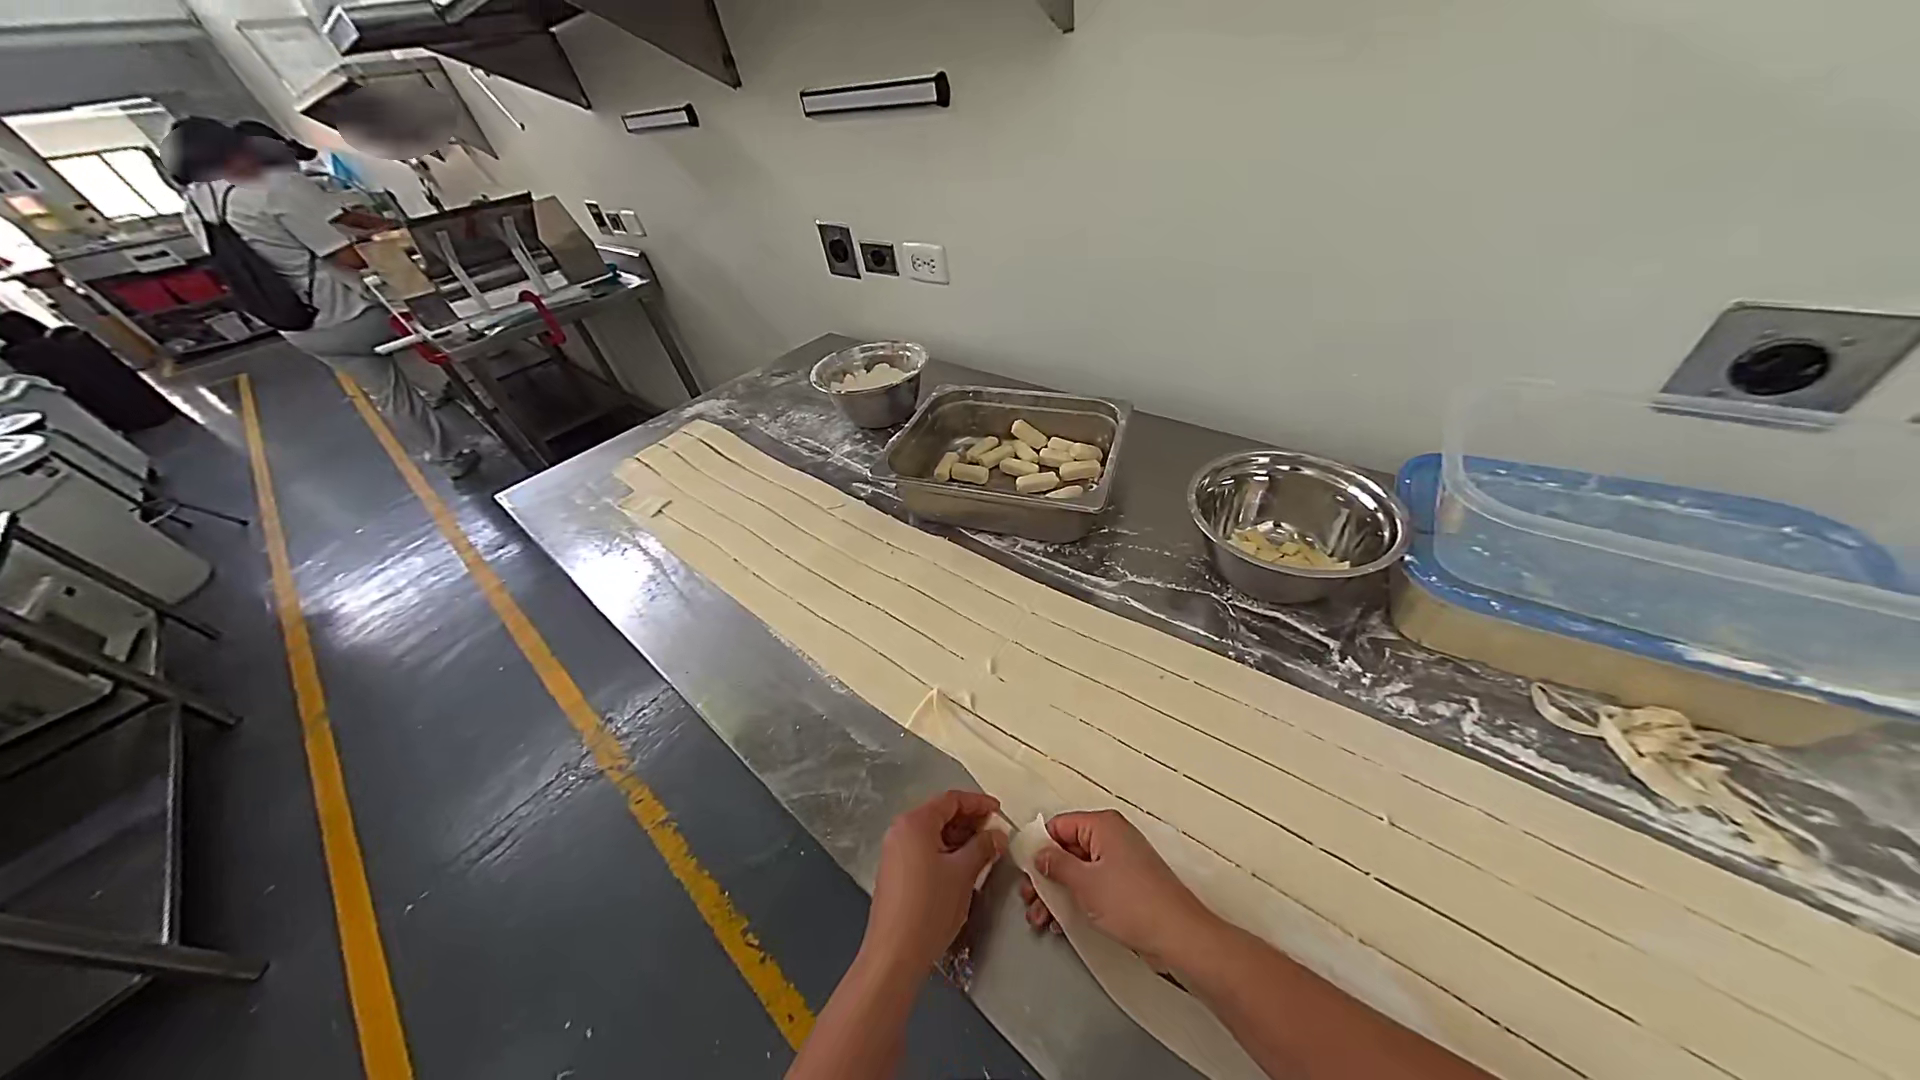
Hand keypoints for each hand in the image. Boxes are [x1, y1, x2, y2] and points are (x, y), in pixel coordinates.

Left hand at [864, 790, 1006, 970]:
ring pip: (932, 833)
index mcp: (915, 823)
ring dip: (959, 838)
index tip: (998, 811)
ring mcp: (894, 851)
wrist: (894, 954)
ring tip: (983, 851)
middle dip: (969, 821)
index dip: (978, 803)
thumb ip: (983, 847)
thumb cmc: (930, 907)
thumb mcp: (963, 873)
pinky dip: (945, 851)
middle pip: (940, 814)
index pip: (951, 800)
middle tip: (994, 832)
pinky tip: (963, 866)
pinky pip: (923, 849)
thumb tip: (997, 835)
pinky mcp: (894, 871)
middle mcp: (900, 830)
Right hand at [1021, 809, 1221, 969]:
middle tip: (1030, 897)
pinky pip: (1093, 884)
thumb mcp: (1084, 882)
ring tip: (1041, 917)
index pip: (1059, 825)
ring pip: (1078, 870)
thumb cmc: (1134, 904)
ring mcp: (1121, 861)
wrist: (1178, 937)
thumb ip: (1055, 864)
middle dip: (1046, 875)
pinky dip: (1076, 899)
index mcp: (1102, 825)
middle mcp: (1112, 837)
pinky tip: (1062, 922)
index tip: (1025, 869)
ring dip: (1057, 892)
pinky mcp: (1127, 885)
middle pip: (1067, 848)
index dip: (1039, 846)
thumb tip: (1039, 853)